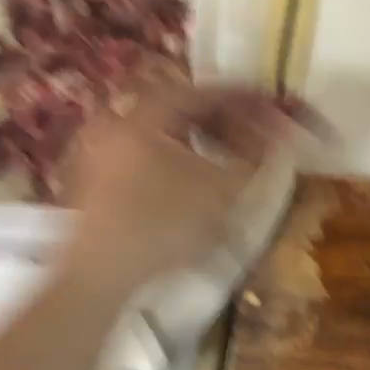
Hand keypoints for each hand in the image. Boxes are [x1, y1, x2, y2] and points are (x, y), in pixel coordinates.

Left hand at [68, 77, 294, 285]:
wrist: (98, 277)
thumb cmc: (161, 227)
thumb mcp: (221, 191)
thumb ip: (254, 157)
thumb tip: (274, 136)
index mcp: (142, 115)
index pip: (202, 92)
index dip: (244, 97)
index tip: (272, 105)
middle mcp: (115, 123)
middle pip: (179, 110)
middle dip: (223, 120)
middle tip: (256, 133)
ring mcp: (99, 153)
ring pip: (162, 135)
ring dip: (201, 142)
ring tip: (232, 159)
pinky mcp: (95, 183)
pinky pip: (147, 156)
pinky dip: (179, 160)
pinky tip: (197, 183)